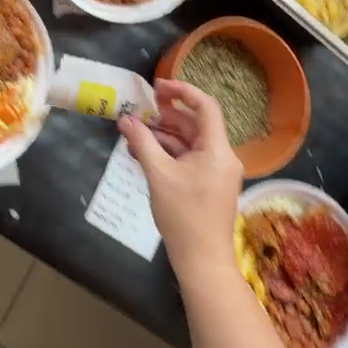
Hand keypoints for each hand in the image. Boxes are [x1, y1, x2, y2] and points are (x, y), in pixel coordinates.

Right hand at [118, 79, 243, 277]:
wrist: (202, 261)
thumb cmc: (183, 215)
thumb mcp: (158, 175)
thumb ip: (142, 143)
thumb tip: (125, 119)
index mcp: (218, 150)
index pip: (205, 107)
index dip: (182, 91)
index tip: (156, 87)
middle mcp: (222, 157)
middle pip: (195, 124)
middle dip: (165, 115)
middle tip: (138, 110)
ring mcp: (217, 172)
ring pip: (189, 143)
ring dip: (163, 136)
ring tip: (133, 133)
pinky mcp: (208, 185)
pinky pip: (188, 159)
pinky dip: (168, 153)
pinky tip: (143, 153)